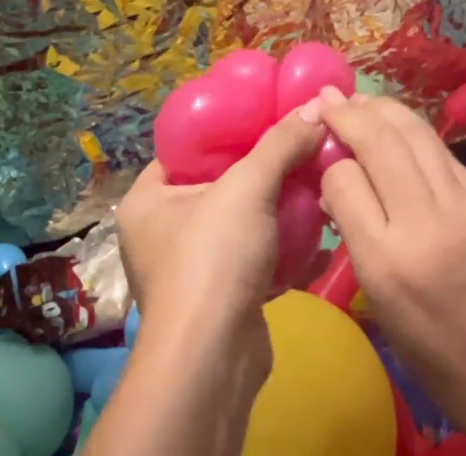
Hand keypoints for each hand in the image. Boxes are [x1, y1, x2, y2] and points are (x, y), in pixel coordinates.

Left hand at [97, 107, 327, 455]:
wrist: (213, 359)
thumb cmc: (213, 259)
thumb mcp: (249, 187)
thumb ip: (281, 143)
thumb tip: (315, 106)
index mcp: (147, 200)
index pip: (185, 148)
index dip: (224, 130)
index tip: (263, 114)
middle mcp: (161, 233)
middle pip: (219, 185)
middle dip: (263, 171)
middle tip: (298, 147)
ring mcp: (190, 270)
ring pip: (241, 225)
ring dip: (278, 211)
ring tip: (314, 184)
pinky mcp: (221, 300)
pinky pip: (255, 261)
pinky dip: (283, 250)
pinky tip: (317, 237)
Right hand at [320, 91, 465, 455]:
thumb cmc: (455, 369)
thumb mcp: (389, 318)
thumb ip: (362, 246)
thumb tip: (342, 193)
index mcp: (388, 264)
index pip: (343, 179)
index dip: (328, 162)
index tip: (320, 155)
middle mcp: (424, 222)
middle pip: (379, 140)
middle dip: (348, 113)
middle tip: (326, 99)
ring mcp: (465, 204)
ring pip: (415, 133)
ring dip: (382, 110)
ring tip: (359, 100)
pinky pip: (444, 154)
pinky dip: (415, 134)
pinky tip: (403, 132)